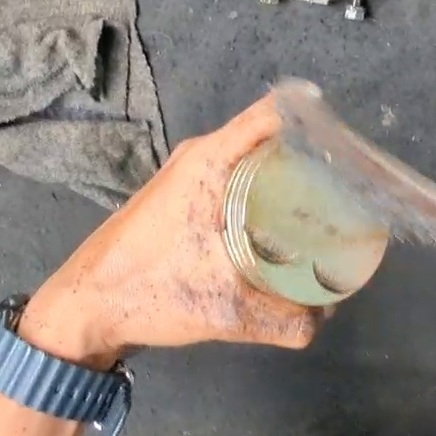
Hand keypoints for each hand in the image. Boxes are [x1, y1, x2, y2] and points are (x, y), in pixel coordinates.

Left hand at [19, 96, 324, 368]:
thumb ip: (286, 321)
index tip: (352, 155)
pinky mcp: (180, 196)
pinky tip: (279, 232)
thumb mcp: (226, 312)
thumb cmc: (148, 293)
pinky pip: (235, 180)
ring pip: (252, 161)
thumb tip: (324, 317)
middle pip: (271, 138)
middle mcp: (200, 155)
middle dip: (313, 161)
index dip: (320, 124)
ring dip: (287, 180)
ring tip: (323, 215)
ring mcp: (186, 174)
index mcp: (211, 160)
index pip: (277, 114)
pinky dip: (263, 196)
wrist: (83, 306)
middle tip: (348, 196)